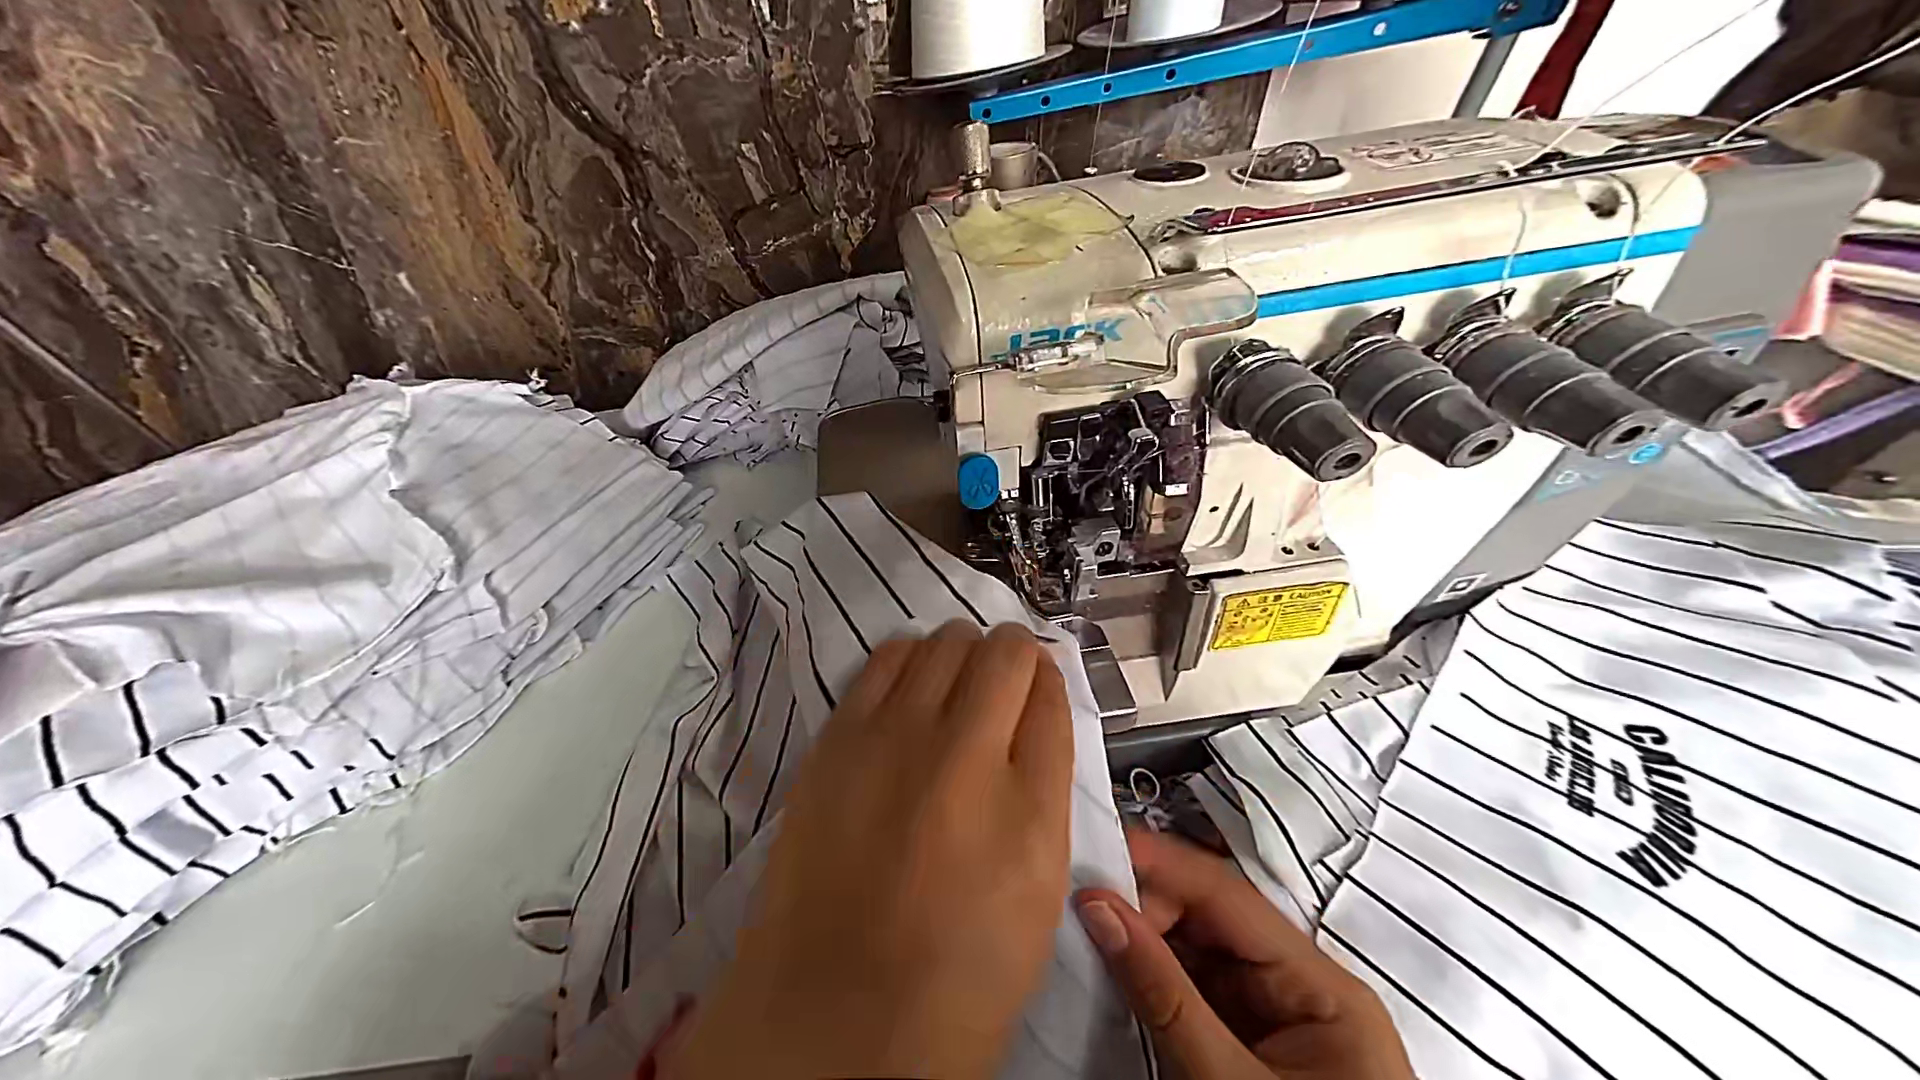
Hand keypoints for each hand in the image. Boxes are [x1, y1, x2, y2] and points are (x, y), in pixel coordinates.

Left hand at [667, 620, 1074, 1079]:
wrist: (839, 1005)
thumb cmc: (958, 962)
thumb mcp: (1040, 881)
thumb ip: (1046, 783)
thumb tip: (1034, 710)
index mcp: (1030, 802)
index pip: (1048, 690)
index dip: (1046, 678)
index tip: (1034, 688)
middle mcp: (964, 752)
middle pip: (1002, 652)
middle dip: (1012, 657)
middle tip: (999, 687)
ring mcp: (893, 737)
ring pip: (946, 641)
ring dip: (963, 653)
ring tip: (955, 686)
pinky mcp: (839, 736)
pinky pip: (888, 656)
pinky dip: (913, 658)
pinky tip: (911, 688)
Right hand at [1076, 829, 1413, 1079]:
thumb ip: (1163, 995)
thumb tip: (1101, 910)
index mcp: (1324, 990)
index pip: (1231, 897)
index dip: (1163, 866)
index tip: (1101, 850)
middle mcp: (1303, 990)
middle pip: (1214, 919)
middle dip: (1149, 905)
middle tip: (1088, 905)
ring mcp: (1277, 1019)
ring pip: (1200, 952)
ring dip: (1147, 937)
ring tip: (1093, 926)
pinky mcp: (1253, 1045)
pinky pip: (1197, 989)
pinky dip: (1156, 976)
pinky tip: (1119, 966)